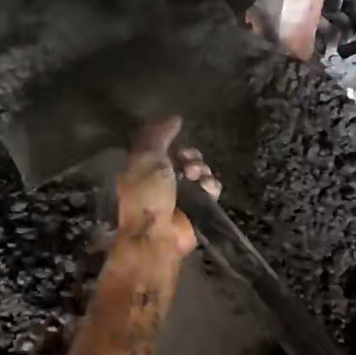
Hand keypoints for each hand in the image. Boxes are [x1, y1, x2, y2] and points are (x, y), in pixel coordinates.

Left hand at [117, 117, 219, 258]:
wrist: (158, 236)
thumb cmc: (147, 195)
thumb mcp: (147, 158)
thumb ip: (160, 134)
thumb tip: (175, 117)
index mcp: (144, 167)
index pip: (164, 145)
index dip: (173, 140)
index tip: (179, 139)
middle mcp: (163, 179)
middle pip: (185, 157)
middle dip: (191, 156)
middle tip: (188, 165)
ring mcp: (181, 194)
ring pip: (201, 171)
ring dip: (202, 170)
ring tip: (197, 179)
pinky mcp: (198, 207)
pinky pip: (211, 189)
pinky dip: (211, 186)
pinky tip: (206, 190)